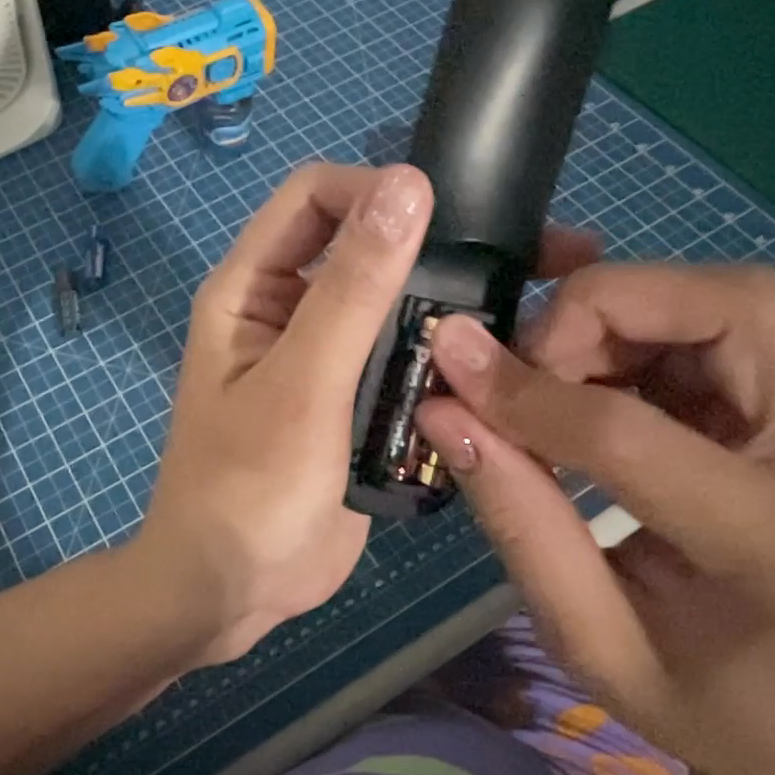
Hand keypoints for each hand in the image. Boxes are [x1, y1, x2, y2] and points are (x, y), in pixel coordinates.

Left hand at [140, 162, 598, 665]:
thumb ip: (352, 288)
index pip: (313, 198)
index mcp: (251, 288)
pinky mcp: (354, 398)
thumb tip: (407, 185)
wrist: (232, 589)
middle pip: (364, 243)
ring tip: (543, 298)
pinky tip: (510, 354)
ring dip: (454, 298)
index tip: (456, 213)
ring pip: (394, 300)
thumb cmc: (247, 485)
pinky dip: (447, 349)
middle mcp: (286, 308)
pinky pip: (405, 353)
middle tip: (541, 248)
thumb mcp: (301, 383)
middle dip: (438, 242)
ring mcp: (324, 354)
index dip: (375, 190)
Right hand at [415, 266, 774, 774]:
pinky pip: (737, 327)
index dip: (529, 392)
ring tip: (560, 373)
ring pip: (737, 299)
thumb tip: (441, 408)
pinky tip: (604, 381)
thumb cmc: (700, 708)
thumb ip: (517, 518)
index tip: (451, 363)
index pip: (637, 435)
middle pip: (736, 307)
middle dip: (604, 306)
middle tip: (529, 361)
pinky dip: (648, 331)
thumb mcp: (587, 640)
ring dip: (624, 313)